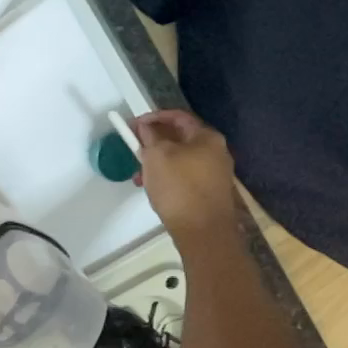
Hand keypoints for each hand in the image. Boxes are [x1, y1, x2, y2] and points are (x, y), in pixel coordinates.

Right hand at [127, 109, 238, 239]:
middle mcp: (216, 151)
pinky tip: (154, 188)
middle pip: (179, 138)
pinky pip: (184, 175)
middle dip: (153, 143)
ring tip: (139, 176)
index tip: (132, 126)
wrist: (203, 230)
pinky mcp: (209, 191)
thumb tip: (146, 128)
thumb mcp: (157, 156)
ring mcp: (214, 172)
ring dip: (157, 162)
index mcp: (206, 137)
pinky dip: (167, 176)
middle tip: (134, 150)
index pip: (178, 116)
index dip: (153, 117)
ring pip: (179, 158)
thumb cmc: (179, 187)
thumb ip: (150, 137)